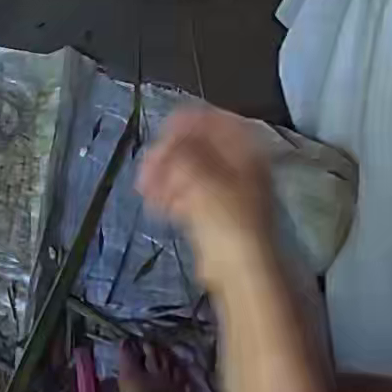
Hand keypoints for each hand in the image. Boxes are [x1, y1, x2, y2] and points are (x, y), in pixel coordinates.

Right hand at [136, 107, 277, 280]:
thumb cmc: (225, 219)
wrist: (238, 270)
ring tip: (144, 186)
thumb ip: (182, 153)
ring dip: (166, 175)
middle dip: (170, 153)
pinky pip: (190, 196)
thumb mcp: (201, 177)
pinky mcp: (216, 216)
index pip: (219, 123)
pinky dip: (171, 195)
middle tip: (147, 163)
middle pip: (201, 150)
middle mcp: (241, 170)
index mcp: (246, 155)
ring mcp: (228, 194)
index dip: (190, 121)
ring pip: (191, 174)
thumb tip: (169, 140)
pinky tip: (155, 203)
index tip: (163, 127)